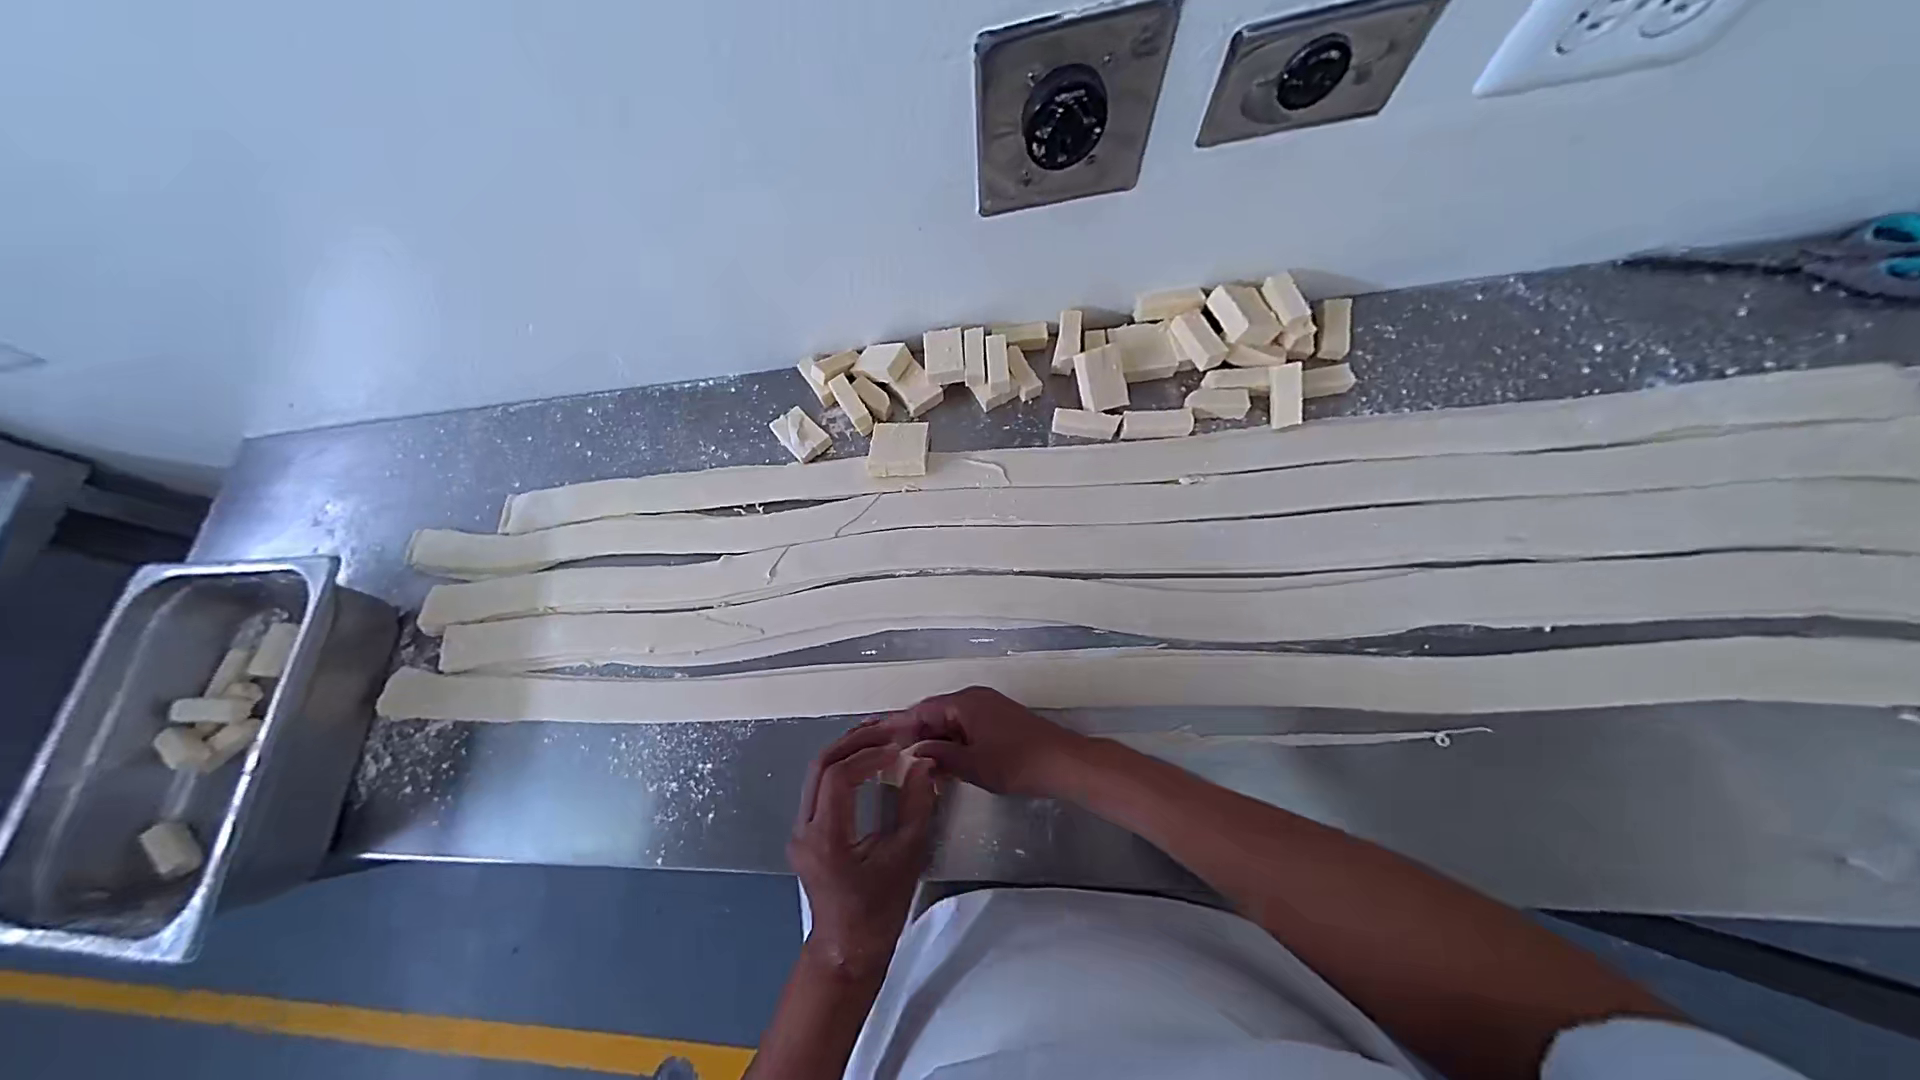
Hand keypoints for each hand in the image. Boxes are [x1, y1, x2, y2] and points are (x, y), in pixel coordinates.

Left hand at [789, 719, 937, 976]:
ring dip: (847, 750)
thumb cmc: (880, 910)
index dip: (868, 756)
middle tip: (888, 730)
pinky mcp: (806, 832)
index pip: (838, 778)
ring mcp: (800, 831)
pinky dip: (843, 766)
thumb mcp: (907, 856)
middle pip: (820, 766)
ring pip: (816, 773)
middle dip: (855, 742)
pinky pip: (819, 786)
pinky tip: (867, 760)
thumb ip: (916, 806)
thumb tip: (923, 764)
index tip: (897, 749)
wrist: (848, 948)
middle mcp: (804, 830)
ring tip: (879, 736)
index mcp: (826, 839)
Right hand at [896, 686, 1090, 797]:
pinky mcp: (1000, 722)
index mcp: (965, 702)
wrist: (1063, 763)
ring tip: (917, 765)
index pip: (923, 710)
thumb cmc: (1015, 762)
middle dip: (918, 735)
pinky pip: (968, 728)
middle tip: (896, 756)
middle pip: (937, 713)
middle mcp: (975, 698)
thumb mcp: (971, 764)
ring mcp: (990, 709)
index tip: (883, 739)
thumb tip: (918, 752)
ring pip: (953, 722)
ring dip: (937, 741)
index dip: (901, 725)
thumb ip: (940, 756)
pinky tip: (946, 763)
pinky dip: (954, 743)